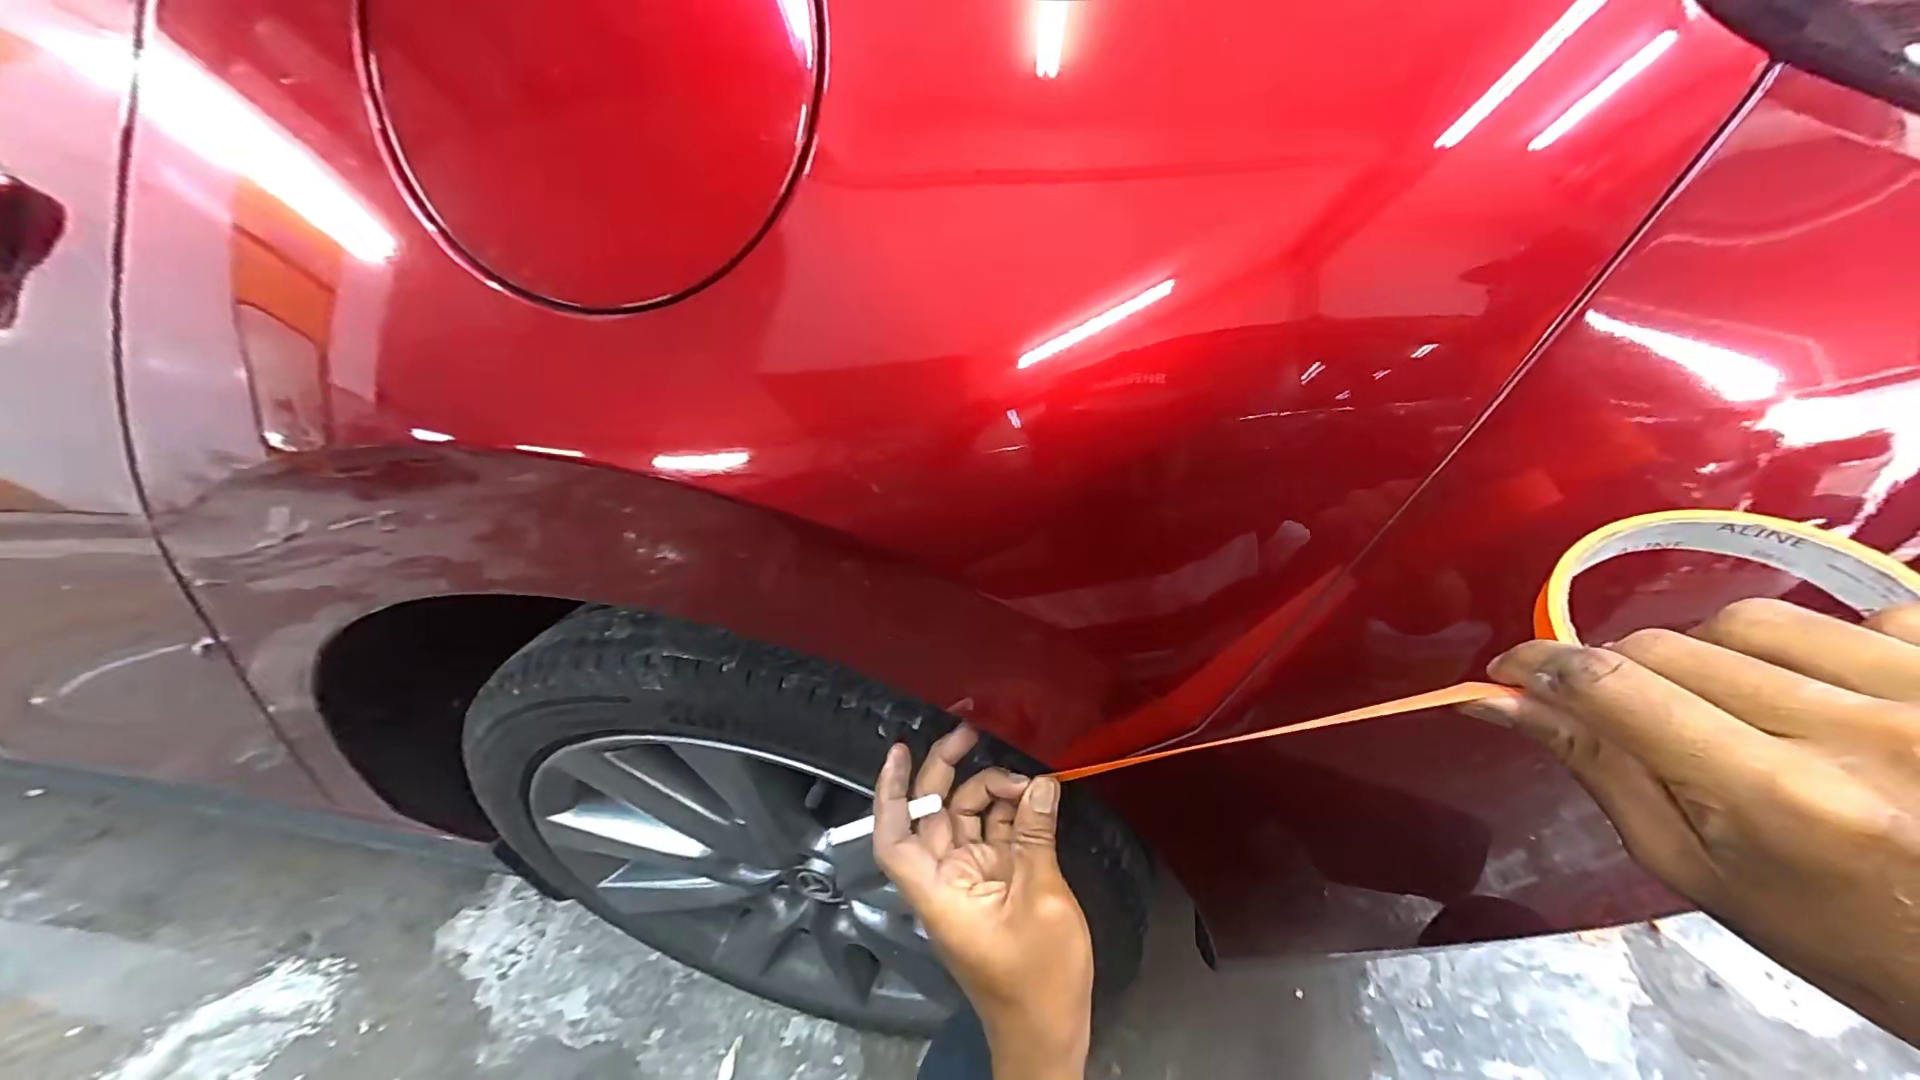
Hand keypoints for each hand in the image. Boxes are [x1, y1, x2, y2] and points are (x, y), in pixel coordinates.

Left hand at [872, 725, 1092, 1079]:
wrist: (1050, 1033)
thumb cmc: (1038, 981)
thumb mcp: (1042, 899)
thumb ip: (1036, 835)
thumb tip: (1042, 783)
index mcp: (938, 890)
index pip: (894, 836)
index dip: (890, 792)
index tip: (900, 751)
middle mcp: (946, 877)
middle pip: (932, 813)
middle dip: (945, 770)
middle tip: (969, 734)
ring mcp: (971, 877)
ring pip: (965, 816)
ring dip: (990, 790)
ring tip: (1026, 780)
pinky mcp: (996, 880)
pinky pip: (994, 832)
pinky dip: (1010, 811)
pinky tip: (1032, 795)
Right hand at [1462, 598, 1919, 1042]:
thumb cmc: (1846, 937)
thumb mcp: (1694, 865)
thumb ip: (1594, 766)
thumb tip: (1497, 699)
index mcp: (1780, 798)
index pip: (1609, 685)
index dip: (1538, 664)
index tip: (1508, 670)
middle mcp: (1863, 735)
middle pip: (1665, 646)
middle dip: (1616, 668)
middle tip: (1625, 710)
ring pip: (1750, 620)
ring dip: (1709, 652)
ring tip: (1734, 703)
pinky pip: (1868, 616)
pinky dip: (1823, 645)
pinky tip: (1833, 695)